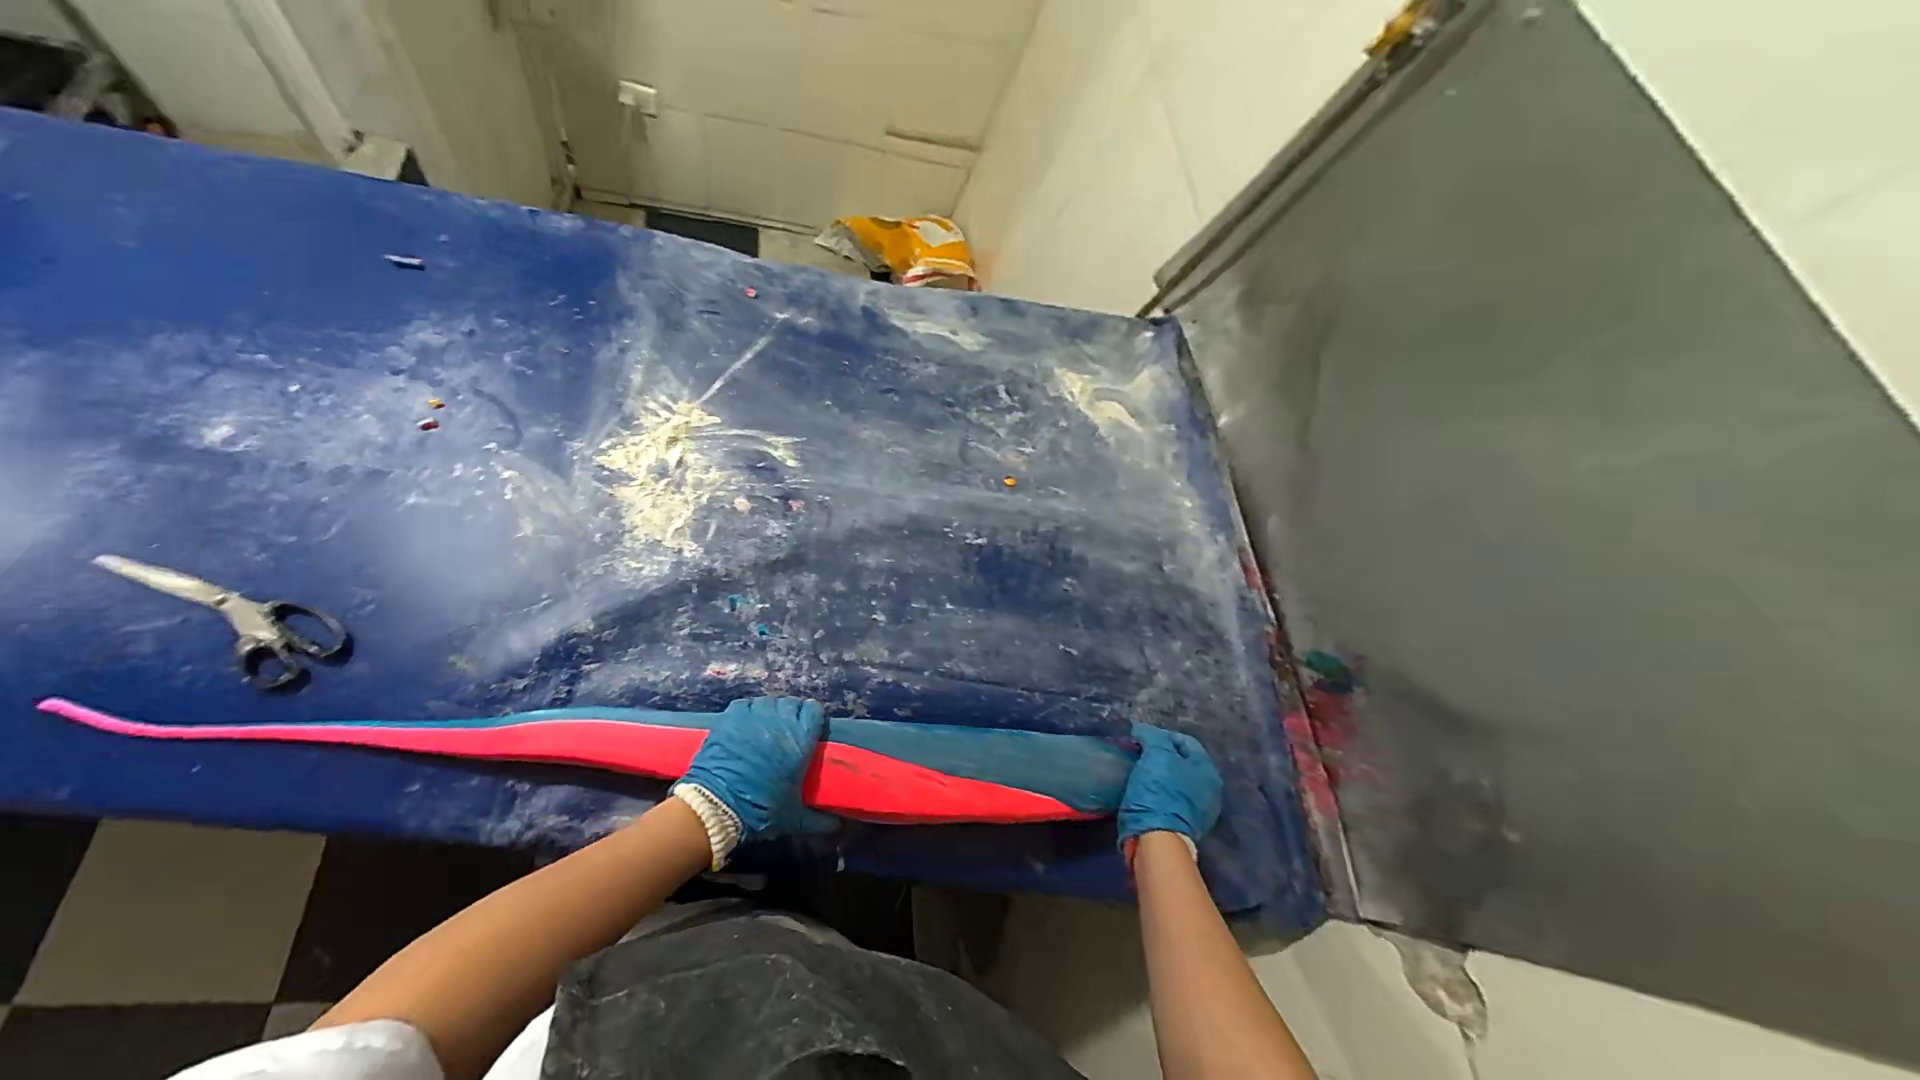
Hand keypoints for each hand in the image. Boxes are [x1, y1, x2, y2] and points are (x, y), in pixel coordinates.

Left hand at [678, 696, 830, 840]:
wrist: (715, 807)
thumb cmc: (760, 810)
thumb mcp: (794, 819)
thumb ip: (819, 821)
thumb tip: (837, 827)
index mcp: (800, 740)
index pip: (815, 710)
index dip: (813, 717)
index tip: (809, 728)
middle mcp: (780, 722)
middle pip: (792, 703)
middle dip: (792, 713)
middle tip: (787, 731)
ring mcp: (754, 716)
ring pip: (768, 701)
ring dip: (770, 711)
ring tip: (765, 726)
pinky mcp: (730, 718)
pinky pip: (745, 704)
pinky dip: (748, 711)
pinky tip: (745, 724)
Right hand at [1118, 723, 1223, 849]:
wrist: (1157, 840)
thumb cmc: (1159, 792)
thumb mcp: (1155, 754)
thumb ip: (1152, 736)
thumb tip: (1143, 730)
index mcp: (1207, 770)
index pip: (1185, 741)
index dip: (1161, 735)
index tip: (1141, 738)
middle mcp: (1210, 790)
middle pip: (1182, 762)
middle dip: (1161, 755)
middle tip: (1140, 754)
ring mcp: (1200, 811)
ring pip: (1177, 782)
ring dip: (1160, 775)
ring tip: (1140, 772)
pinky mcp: (1185, 826)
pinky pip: (1172, 799)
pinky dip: (1160, 792)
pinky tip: (1145, 792)